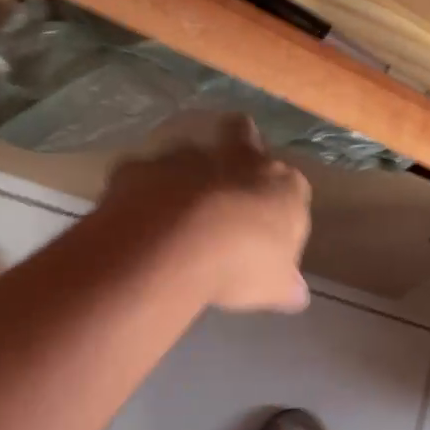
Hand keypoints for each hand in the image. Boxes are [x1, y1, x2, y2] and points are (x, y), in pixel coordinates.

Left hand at [98, 112, 311, 312]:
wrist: (173, 248)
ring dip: (182, 170)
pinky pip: (140, 175)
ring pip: (188, 151)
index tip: (266, 221)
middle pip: (243, 134)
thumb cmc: (243, 263)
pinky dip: (138, 191)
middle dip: (236, 142)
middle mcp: (242, 161)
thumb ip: (285, 285)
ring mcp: (188, 159)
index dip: (277, 200)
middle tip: (224, 169)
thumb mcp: (275, 286)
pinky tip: (133, 216)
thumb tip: (296, 295)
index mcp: (284, 186)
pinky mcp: (139, 169)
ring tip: (172, 204)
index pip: (290, 185)